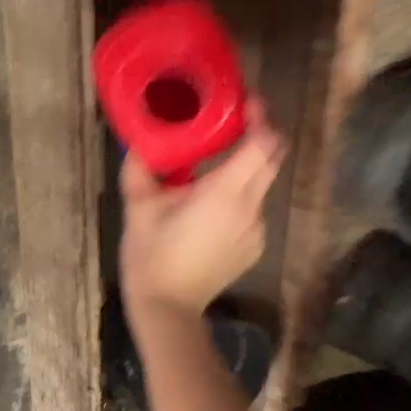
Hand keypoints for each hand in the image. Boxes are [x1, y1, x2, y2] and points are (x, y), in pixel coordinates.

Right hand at [118, 99, 282, 317]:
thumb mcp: (137, 210)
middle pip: (272, 160)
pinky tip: (208, 215)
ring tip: (210, 176)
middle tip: (234, 126)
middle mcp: (250, 207)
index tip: (248, 103)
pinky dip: (237, 202)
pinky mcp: (254, 247)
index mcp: (224, 192)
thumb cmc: (151, 256)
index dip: (262, 118)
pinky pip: (252, 212)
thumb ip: (140, 171)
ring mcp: (256, 229)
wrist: (167, 308)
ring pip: (261, 187)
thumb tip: (138, 145)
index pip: (263, 143)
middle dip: (259, 138)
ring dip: (244, 173)